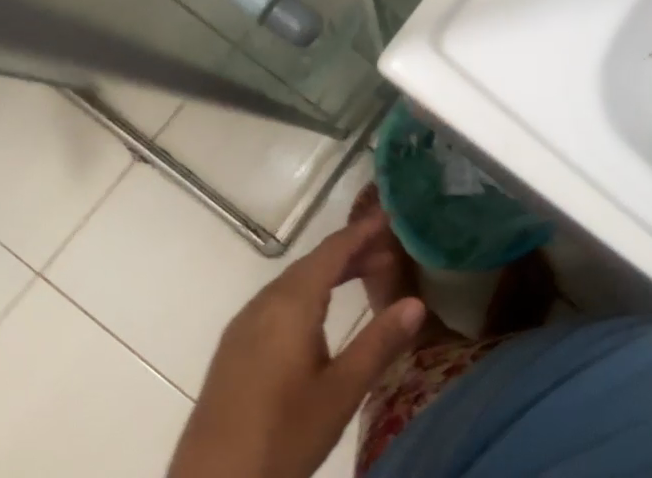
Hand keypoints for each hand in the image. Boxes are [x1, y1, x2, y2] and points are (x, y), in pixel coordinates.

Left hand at [168, 214, 425, 477]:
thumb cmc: (283, 434)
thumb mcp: (341, 392)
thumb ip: (379, 343)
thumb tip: (417, 302)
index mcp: (290, 304)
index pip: (331, 252)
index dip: (361, 232)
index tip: (391, 217)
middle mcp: (263, 304)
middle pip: (311, 263)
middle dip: (350, 252)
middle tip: (390, 251)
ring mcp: (243, 326)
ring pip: (292, 283)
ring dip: (328, 273)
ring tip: (363, 276)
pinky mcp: (234, 349)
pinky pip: (276, 302)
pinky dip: (307, 293)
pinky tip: (319, 315)